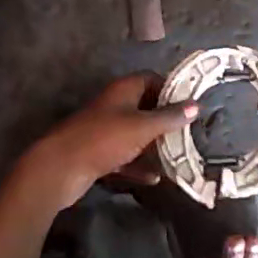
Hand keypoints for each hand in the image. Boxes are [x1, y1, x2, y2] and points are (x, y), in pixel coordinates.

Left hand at [19, 73, 196, 212]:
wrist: (60, 168)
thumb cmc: (104, 138)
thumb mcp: (142, 127)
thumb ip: (170, 117)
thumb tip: (196, 105)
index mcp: (124, 90)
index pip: (152, 78)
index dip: (171, 88)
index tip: (190, 103)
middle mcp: (115, 105)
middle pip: (145, 107)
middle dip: (166, 120)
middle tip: (188, 133)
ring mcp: (106, 130)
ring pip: (136, 133)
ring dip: (154, 145)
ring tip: (177, 157)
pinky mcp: (99, 153)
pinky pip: (125, 156)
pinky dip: (138, 165)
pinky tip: (155, 179)